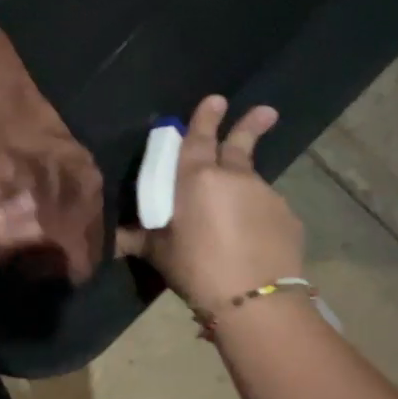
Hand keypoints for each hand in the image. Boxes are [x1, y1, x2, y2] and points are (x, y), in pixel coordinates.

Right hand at [117, 96, 305, 310]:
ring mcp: (266, 196)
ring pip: (251, 180)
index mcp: (195, 178)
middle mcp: (234, 178)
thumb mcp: (157, 251)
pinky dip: (257, 212)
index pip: (198, 138)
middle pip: (240, 145)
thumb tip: (109, 240)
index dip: (205, 118)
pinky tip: (251, 234)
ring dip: (244, 183)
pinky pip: (266, 207)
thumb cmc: (195, 266)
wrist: (254, 299)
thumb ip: (136, 237)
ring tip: (234, 205)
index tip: (217, 99)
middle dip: (250, 125)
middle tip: (266, 111)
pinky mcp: (288, 219)